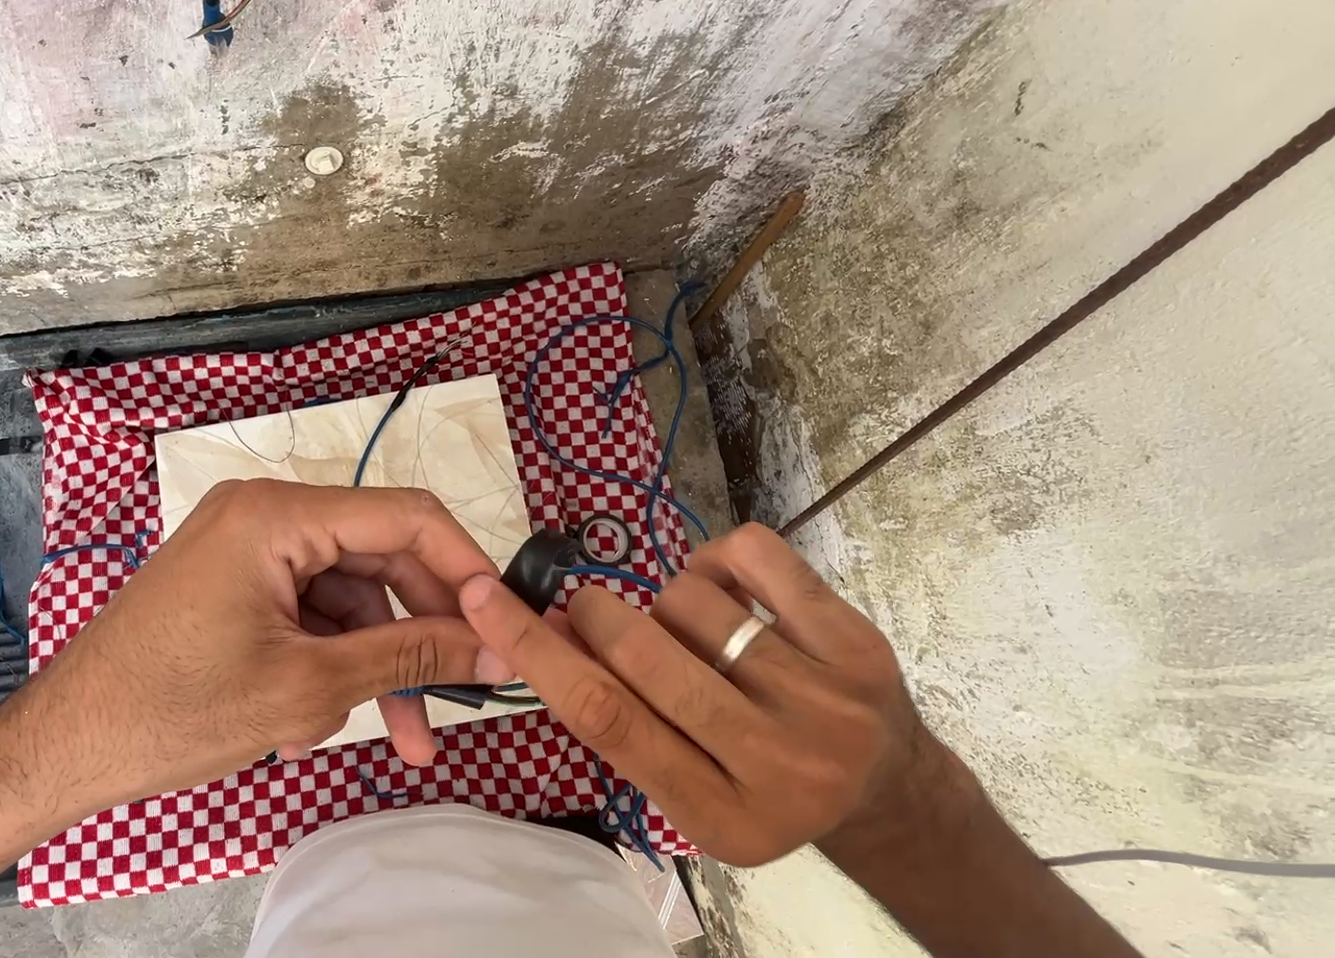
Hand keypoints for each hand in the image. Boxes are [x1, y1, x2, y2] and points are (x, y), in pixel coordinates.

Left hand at [21, 479, 506, 819]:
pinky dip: (329, 662)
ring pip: (346, 597)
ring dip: (372, 664)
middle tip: (457, 700)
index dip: (465, 568)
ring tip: (392, 738)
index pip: (406, 515)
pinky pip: (309, 611)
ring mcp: (248, 547)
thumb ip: (411, 655)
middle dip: (417, 635)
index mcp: (279, 513)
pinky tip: (317, 725)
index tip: (505, 625)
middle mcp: (266, 513)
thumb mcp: (310, 687)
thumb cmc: (177, 710)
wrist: (63, 748)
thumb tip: (494, 646)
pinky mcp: (236, 582)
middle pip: (378, 560)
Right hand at [457, 522, 930, 865]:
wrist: (887, 795)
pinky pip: (749, 555)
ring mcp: (825, 700)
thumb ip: (617, 714)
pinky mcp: (856, 643)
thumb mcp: (682, 780)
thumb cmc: (759, 785)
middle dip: (596, 613)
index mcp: (716, 812)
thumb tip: (547, 629)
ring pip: (688, 600)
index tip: (481, 597)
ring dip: (666, 601)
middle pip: (642, 652)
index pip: (602, 716)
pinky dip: (714, 559)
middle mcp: (776, 763)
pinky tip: (724, 589)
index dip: (533, 649)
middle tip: (596, 611)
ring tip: (690, 628)